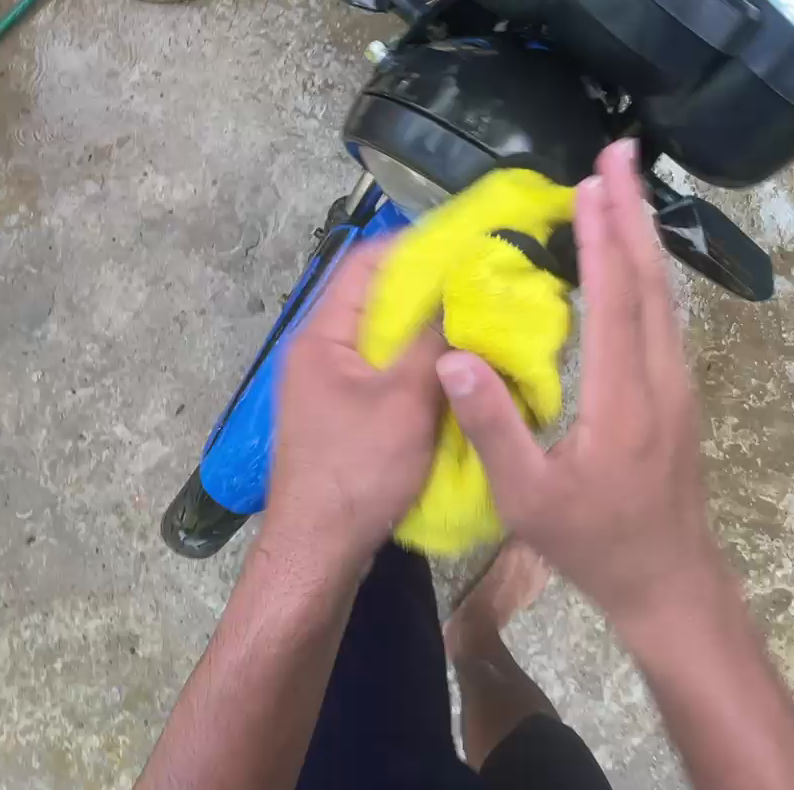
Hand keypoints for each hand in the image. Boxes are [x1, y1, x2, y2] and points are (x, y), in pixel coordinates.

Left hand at [263, 240, 448, 572]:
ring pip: (379, 336)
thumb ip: (434, 344)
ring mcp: (327, 384)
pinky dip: (413, 360)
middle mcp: (317, 351)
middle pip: (372, 298)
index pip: (362, 264)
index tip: (459, 242)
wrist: (318, 552)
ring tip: (470, 317)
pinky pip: (381, 369)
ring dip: (421, 326)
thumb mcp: (405, 401)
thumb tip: (463, 296)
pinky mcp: (341, 413)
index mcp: (321, 335)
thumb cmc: (358, 470)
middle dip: (423, 286)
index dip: (410, 245)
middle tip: (475, 280)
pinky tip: (449, 367)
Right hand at [435, 140, 730, 629]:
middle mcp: (662, 376)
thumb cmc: (594, 543)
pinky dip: (647, 269)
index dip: (602, 236)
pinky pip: (665, 313)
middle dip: (634, 211)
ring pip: (665, 293)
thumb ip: (491, 427)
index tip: (593, 181)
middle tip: (621, 153)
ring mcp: (678, 381)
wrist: (670, 582)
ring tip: (625, 186)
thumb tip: (453, 358)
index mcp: (624, 398)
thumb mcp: (527, 499)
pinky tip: (633, 254)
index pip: (615, 299)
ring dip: (643, 235)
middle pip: (652, 279)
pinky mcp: (678, 389)